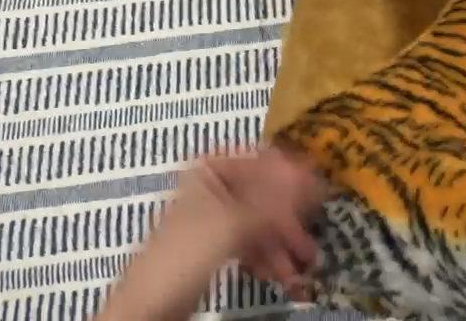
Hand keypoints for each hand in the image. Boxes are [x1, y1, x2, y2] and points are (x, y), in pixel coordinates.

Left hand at [97, 148, 324, 320]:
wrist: (146, 309)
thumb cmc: (186, 254)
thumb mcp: (233, 224)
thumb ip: (275, 200)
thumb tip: (315, 176)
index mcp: (210, 168)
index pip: (260, 159)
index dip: (290, 171)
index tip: (319, 186)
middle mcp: (213, 186)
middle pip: (263, 192)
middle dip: (288, 217)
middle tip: (311, 236)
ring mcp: (214, 217)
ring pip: (259, 220)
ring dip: (282, 241)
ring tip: (303, 265)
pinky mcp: (215, 247)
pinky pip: (250, 242)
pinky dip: (267, 256)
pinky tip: (282, 275)